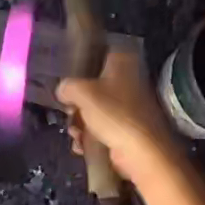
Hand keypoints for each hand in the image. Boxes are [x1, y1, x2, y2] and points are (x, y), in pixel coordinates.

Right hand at [56, 47, 183, 182]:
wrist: (141, 151)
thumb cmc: (113, 113)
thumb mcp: (82, 92)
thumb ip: (67, 86)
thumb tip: (63, 91)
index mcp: (122, 62)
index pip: (96, 53)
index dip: (79, 65)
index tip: (65, 78)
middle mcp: (127, 79)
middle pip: (92, 85)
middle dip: (76, 101)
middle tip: (69, 110)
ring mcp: (128, 105)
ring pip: (95, 109)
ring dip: (80, 123)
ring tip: (76, 133)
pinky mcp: (126, 128)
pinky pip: (101, 128)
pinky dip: (90, 137)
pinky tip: (82, 146)